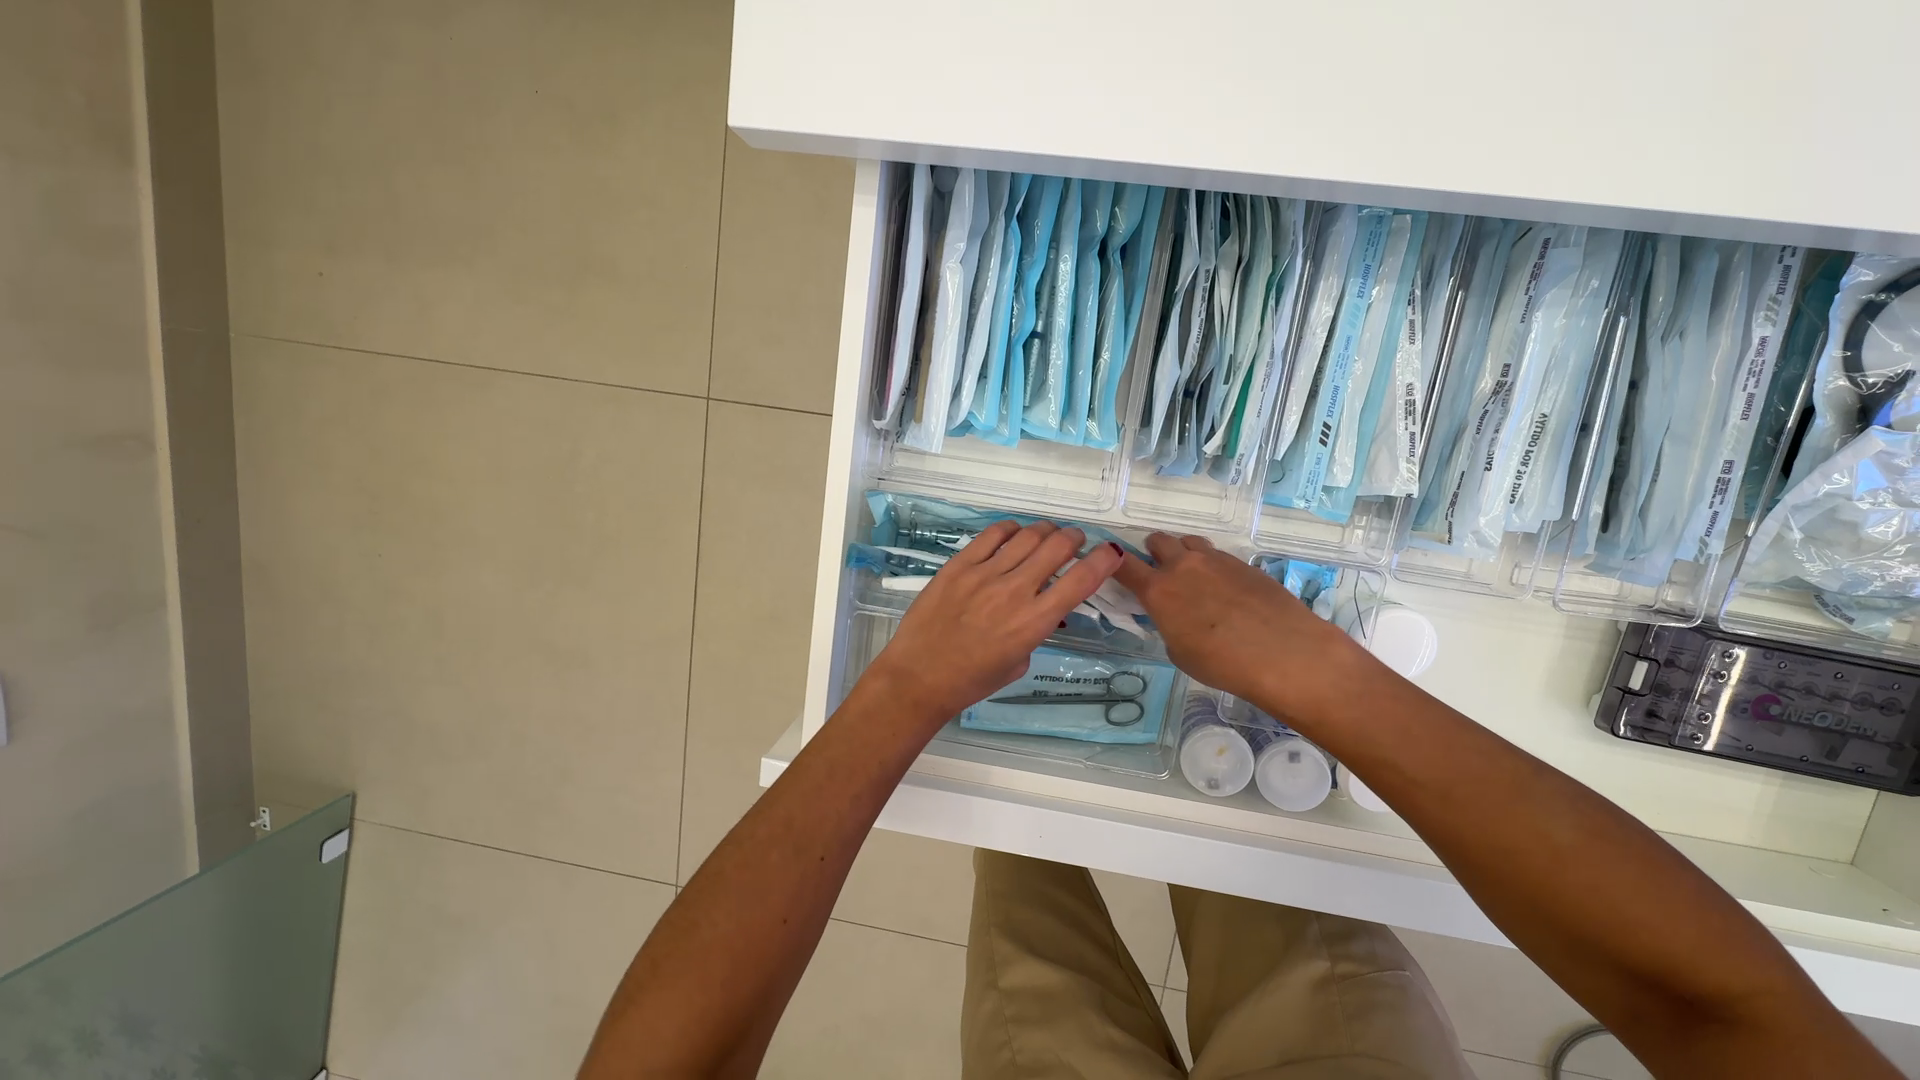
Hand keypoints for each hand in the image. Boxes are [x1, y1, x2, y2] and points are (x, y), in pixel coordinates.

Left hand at [864, 521, 1123, 730]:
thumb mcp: (1018, 663)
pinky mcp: (958, 565)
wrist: (919, 678)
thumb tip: (1042, 610)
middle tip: (1076, 540)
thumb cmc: (971, 681)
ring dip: (1046, 531)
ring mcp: (984, 574)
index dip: (1103, 561)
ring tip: (1049, 534)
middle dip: (1074, 538)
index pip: (1081, 581)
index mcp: (1034, 622)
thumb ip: (1035, 631)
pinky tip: (1014, 534)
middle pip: (1057, 547)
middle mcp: (1015, 591)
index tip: (1111, 552)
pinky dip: (1010, 530)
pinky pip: (992, 535)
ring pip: (1027, 535)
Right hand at [1113, 533, 1364, 720]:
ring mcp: (1216, 560)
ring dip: (1182, 552)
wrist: (1284, 652)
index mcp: (1158, 591)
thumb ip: (1169, 625)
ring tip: (1191, 576)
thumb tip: (1176, 615)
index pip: (1123, 565)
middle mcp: (1183, 566)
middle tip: (1158, 573)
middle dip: (1152, 552)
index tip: (1108, 564)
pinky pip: (1217, 554)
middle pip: (1157, 540)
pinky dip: (1211, 565)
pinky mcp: (1244, 563)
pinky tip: (1224, 590)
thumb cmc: (1222, 663)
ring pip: (1189, 541)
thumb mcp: (1180, 653)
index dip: (1112, 562)